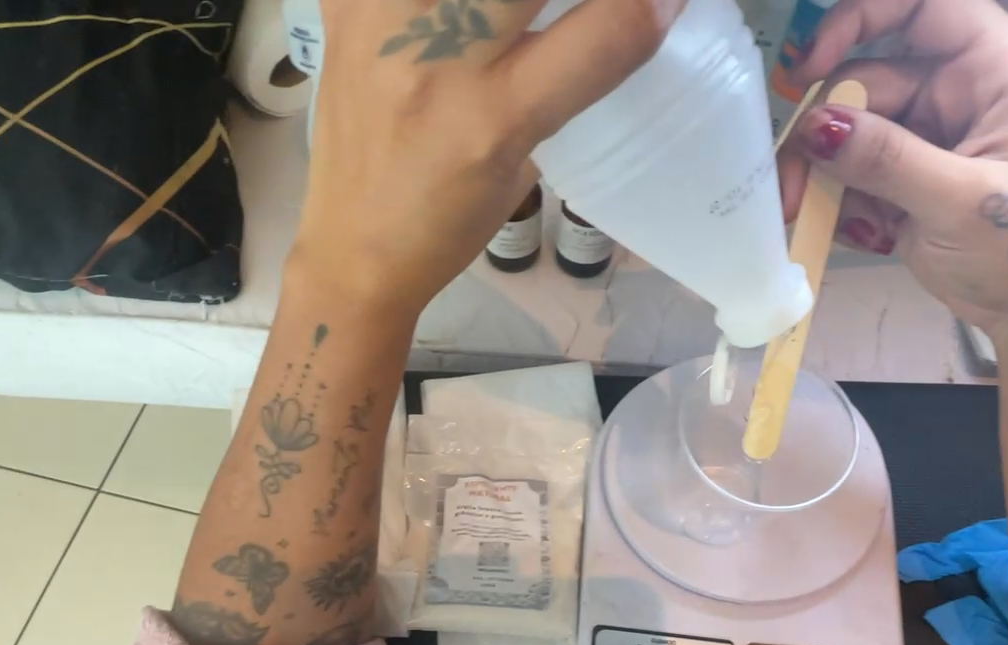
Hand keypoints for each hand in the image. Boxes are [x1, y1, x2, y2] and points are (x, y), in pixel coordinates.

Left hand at [295, 0, 680, 311]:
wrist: (355, 256)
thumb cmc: (446, 229)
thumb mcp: (521, 166)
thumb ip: (568, 77)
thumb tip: (630, 5)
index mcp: (491, 120)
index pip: (603, 29)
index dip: (651, 4)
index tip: (666, 3)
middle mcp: (435, 59)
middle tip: (564, 15)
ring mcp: (379, 22)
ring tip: (508, 19)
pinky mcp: (342, 8)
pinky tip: (449, 14)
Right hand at [778, 0, 1007, 342]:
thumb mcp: (964, 200)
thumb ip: (887, 160)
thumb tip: (813, 127)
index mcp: (993, 67)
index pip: (923, 5)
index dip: (860, 18)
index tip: (808, 68)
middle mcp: (955, 93)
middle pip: (865, 84)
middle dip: (821, 133)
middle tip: (789, 190)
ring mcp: (926, 143)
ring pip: (849, 138)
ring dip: (819, 176)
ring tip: (802, 218)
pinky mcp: (904, 186)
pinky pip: (852, 180)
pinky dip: (838, 205)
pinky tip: (848, 234)